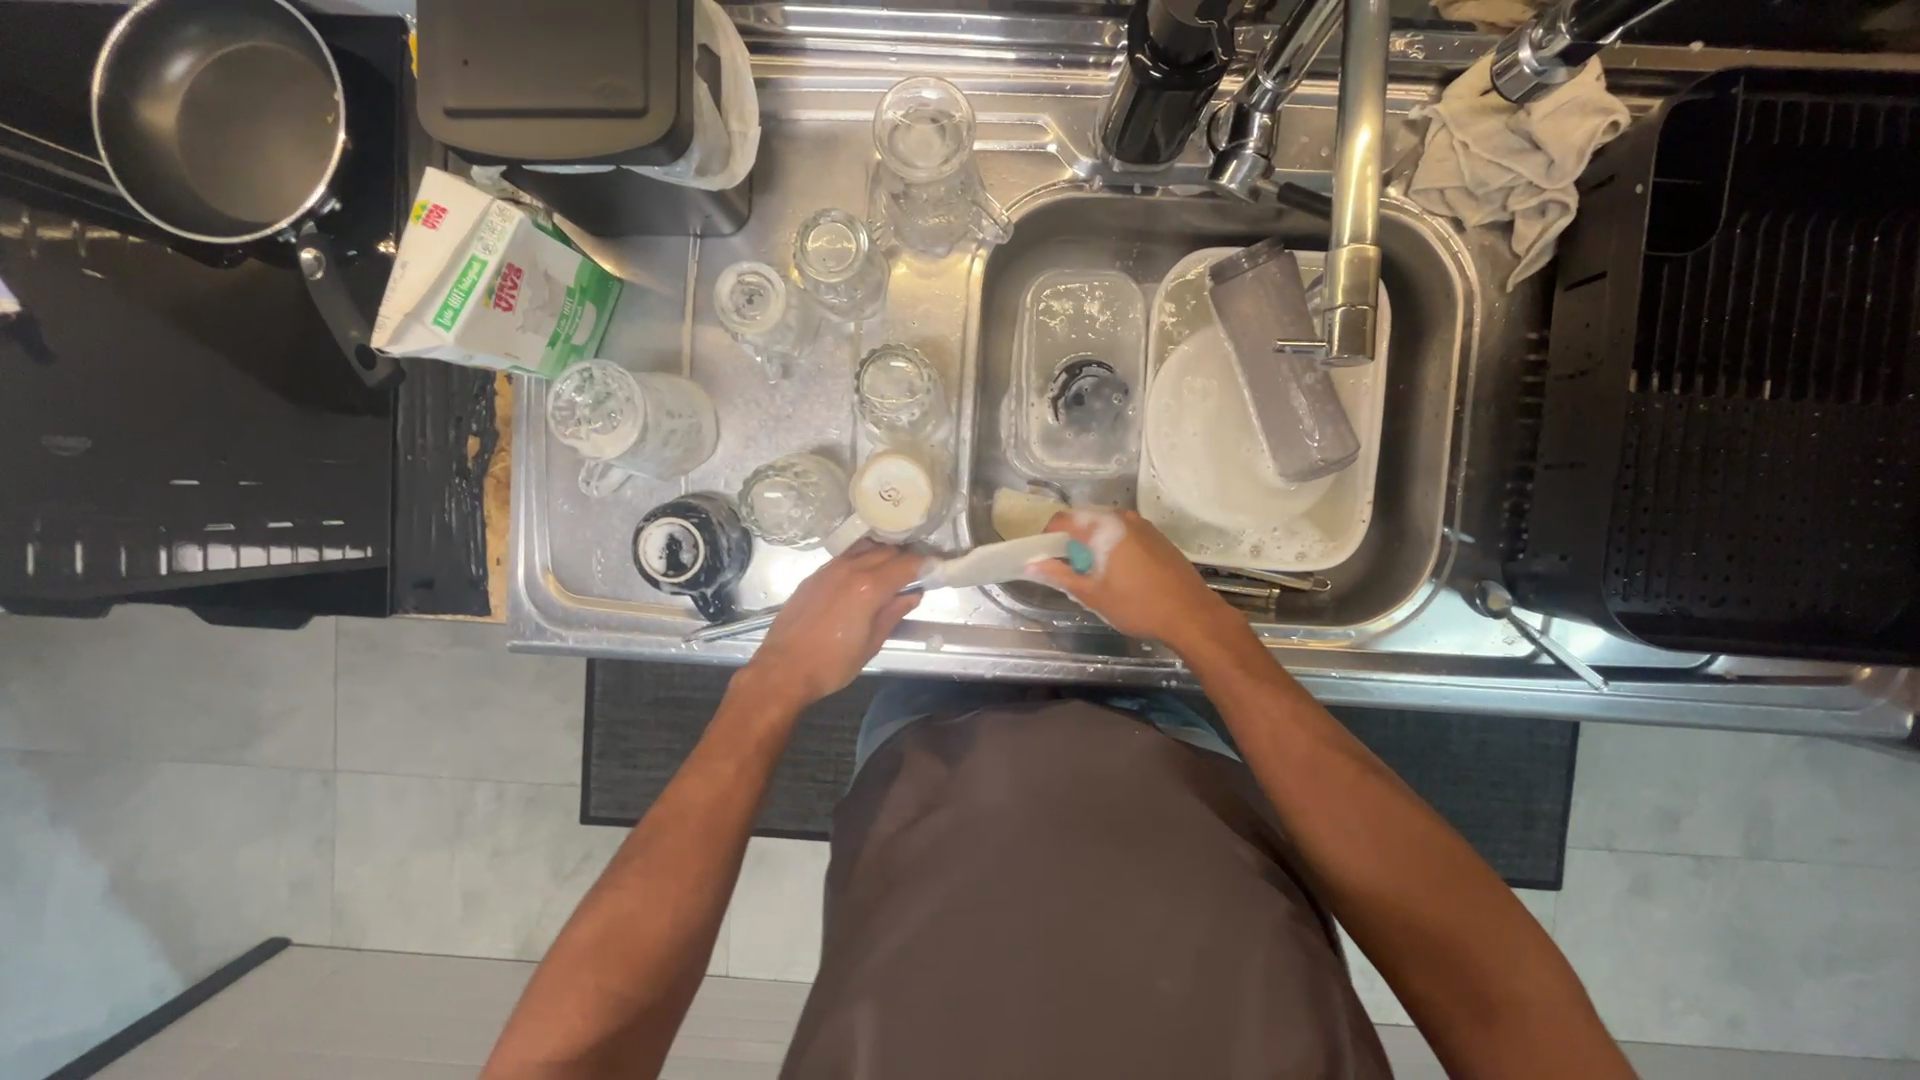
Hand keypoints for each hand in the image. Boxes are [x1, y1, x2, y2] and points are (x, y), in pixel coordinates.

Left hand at [744, 541, 925, 706]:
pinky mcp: (814, 575)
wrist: (783, 669)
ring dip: (882, 555)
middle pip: (888, 551)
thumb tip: (912, 594)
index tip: (937, 570)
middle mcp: (850, 568)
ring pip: (865, 548)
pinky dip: (861, 560)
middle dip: (906, 559)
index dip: (926, 565)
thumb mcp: (872, 643)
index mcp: (869, 586)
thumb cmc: (832, 664)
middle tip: (916, 576)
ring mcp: (829, 569)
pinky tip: (863, 577)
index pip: (908, 564)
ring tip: (891, 573)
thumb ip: (894, 613)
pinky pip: (845, 557)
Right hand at [1026, 509, 1242, 652]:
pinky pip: (1125, 533)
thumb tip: (1032, 565)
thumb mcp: (1093, 595)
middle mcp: (1123, 518)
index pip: (1063, 519)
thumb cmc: (1137, 606)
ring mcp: (1143, 526)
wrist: (1192, 615)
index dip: (1048, 536)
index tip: (1043, 557)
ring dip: (1092, 543)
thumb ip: (1060, 576)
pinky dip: (1112, 545)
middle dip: (1071, 541)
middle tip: (1067, 568)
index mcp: (1104, 528)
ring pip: (1106, 526)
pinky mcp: (1157, 537)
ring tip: (1092, 573)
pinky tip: (1118, 572)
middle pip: (1085, 520)